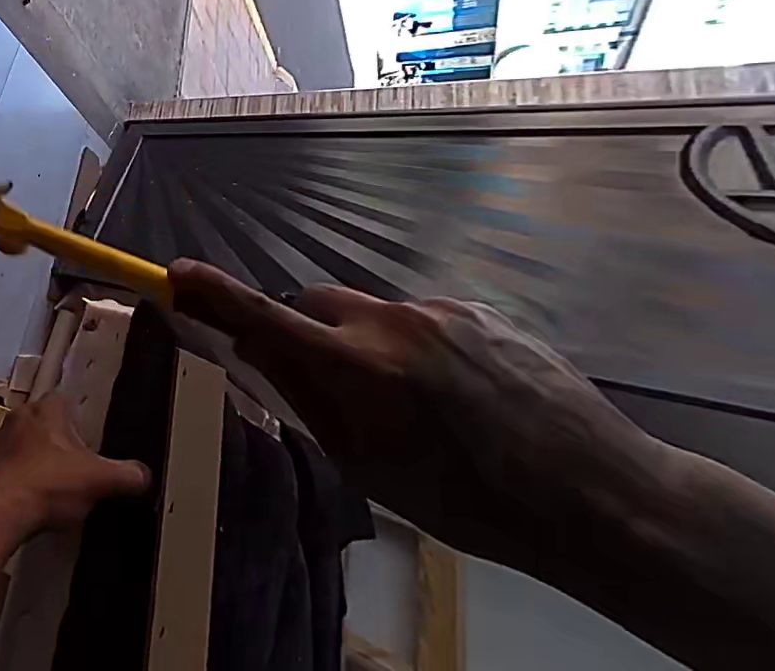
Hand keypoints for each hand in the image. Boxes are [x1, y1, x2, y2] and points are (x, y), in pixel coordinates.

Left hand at [0, 393, 150, 532]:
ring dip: (38, 457)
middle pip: (46, 421)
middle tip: (76, 464)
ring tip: (55, 483)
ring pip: (26, 442)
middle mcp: (21, 415)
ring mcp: (0, 440)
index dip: (79, 419)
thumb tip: (145, 475)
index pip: (66, 400)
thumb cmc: (51, 485)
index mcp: (47, 408)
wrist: (1, 514)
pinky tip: (34, 497)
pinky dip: (22, 476)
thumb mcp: (98, 480)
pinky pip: (11, 465)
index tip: (89, 439)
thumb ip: (126, 475)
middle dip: (59, 439)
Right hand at [169, 259, 671, 572]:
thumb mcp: (369, 466)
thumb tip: (259, 348)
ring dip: (370, 344)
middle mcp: (390, 321)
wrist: (597, 495)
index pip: (265, 319)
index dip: (215, 295)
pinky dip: (418, 344)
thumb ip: (307, 398)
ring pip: (371, 312)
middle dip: (309, 332)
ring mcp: (438, 308)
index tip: (176, 274)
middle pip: (316, 303)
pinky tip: (460, 390)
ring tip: (420, 400)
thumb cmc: (468, 501)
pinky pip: (421, 317)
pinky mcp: (476, 307)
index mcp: (357, 368)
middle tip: (336, 382)